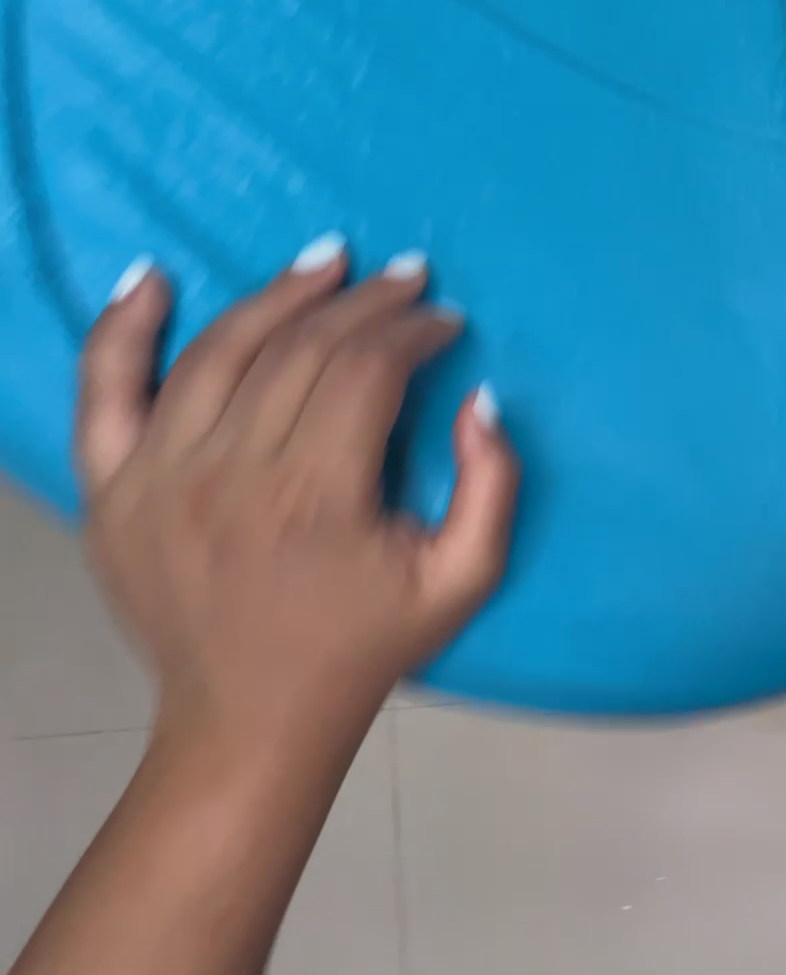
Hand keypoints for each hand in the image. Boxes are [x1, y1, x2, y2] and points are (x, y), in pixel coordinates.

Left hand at [75, 238, 519, 744]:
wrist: (257, 712)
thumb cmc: (376, 640)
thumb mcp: (469, 574)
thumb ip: (492, 486)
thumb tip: (480, 401)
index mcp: (317, 496)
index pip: (365, 374)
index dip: (412, 333)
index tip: (447, 319)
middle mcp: (228, 473)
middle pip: (300, 352)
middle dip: (364, 304)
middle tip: (407, 274)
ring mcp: (155, 477)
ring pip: (218, 353)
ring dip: (278, 295)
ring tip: (326, 261)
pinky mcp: (111, 489)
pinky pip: (105, 391)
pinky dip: (122, 329)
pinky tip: (153, 280)